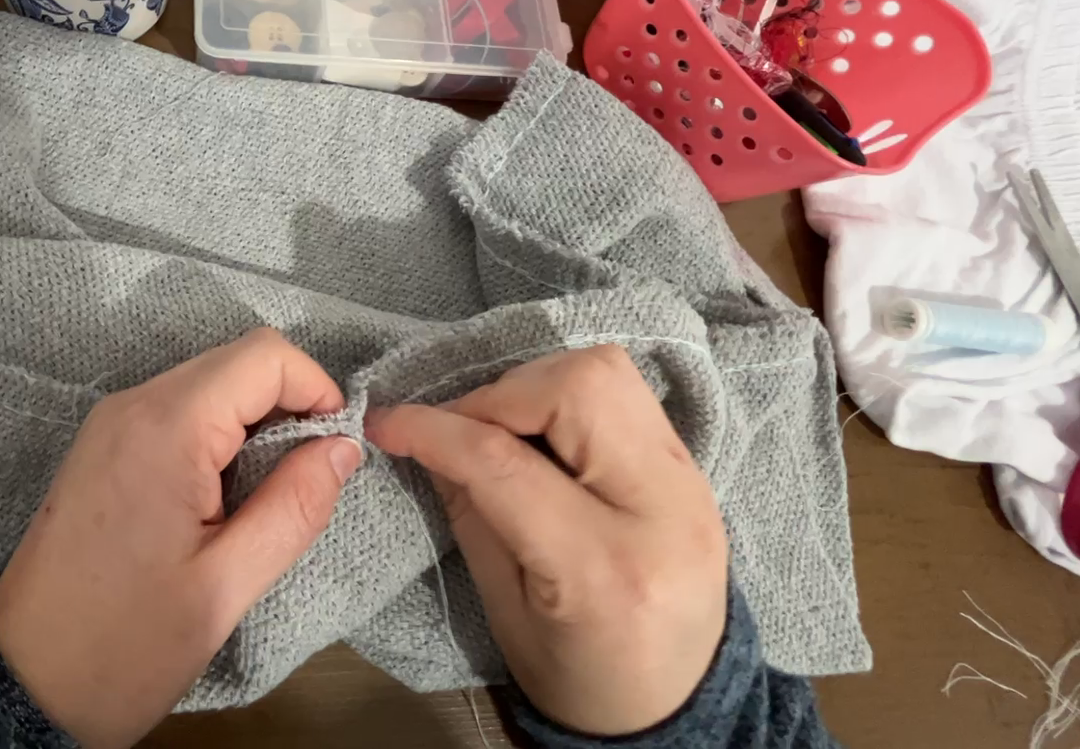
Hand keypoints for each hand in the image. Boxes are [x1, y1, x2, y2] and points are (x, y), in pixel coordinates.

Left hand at [0, 328, 363, 748]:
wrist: (23, 679)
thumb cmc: (125, 643)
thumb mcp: (225, 585)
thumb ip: (294, 506)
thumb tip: (343, 448)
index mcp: (167, 425)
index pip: (264, 356)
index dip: (315, 386)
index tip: (336, 444)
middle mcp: (136, 402)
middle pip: (237, 360)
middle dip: (288, 401)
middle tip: (309, 471)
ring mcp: (114, 416)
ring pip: (211, 379)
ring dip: (254, 417)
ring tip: (268, 487)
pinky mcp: (105, 438)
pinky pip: (180, 404)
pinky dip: (219, 428)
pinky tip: (225, 486)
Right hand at [366, 345, 727, 736]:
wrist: (677, 708)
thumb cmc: (576, 673)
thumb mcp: (500, 602)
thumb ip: (464, 505)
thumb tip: (421, 434)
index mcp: (605, 568)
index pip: (504, 461)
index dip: (432, 429)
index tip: (386, 422)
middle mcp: (663, 508)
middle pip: (575, 387)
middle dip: (498, 393)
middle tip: (463, 431)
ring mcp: (690, 479)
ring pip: (603, 371)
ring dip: (534, 385)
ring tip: (505, 429)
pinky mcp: (693, 463)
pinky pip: (621, 389)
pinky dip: (564, 392)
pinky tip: (543, 432)